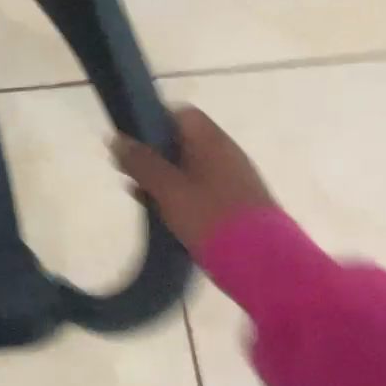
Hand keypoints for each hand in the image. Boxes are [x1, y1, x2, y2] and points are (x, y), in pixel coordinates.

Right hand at [112, 106, 275, 252]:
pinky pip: (203, 192)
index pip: (181, 114)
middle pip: (184, 142)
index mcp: (212, 142)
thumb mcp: (167, 189)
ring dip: (166, 179)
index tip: (133, 140)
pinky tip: (166, 216)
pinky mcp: (239, 208)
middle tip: (131, 172)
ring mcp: (236, 183)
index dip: (154, 120)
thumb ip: (140, 162)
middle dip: (155, 155)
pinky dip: (183, 197)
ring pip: (191, 169)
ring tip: (144, 197)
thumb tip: (116, 138)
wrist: (269, 272)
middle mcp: (227, 155)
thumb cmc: (212, 218)